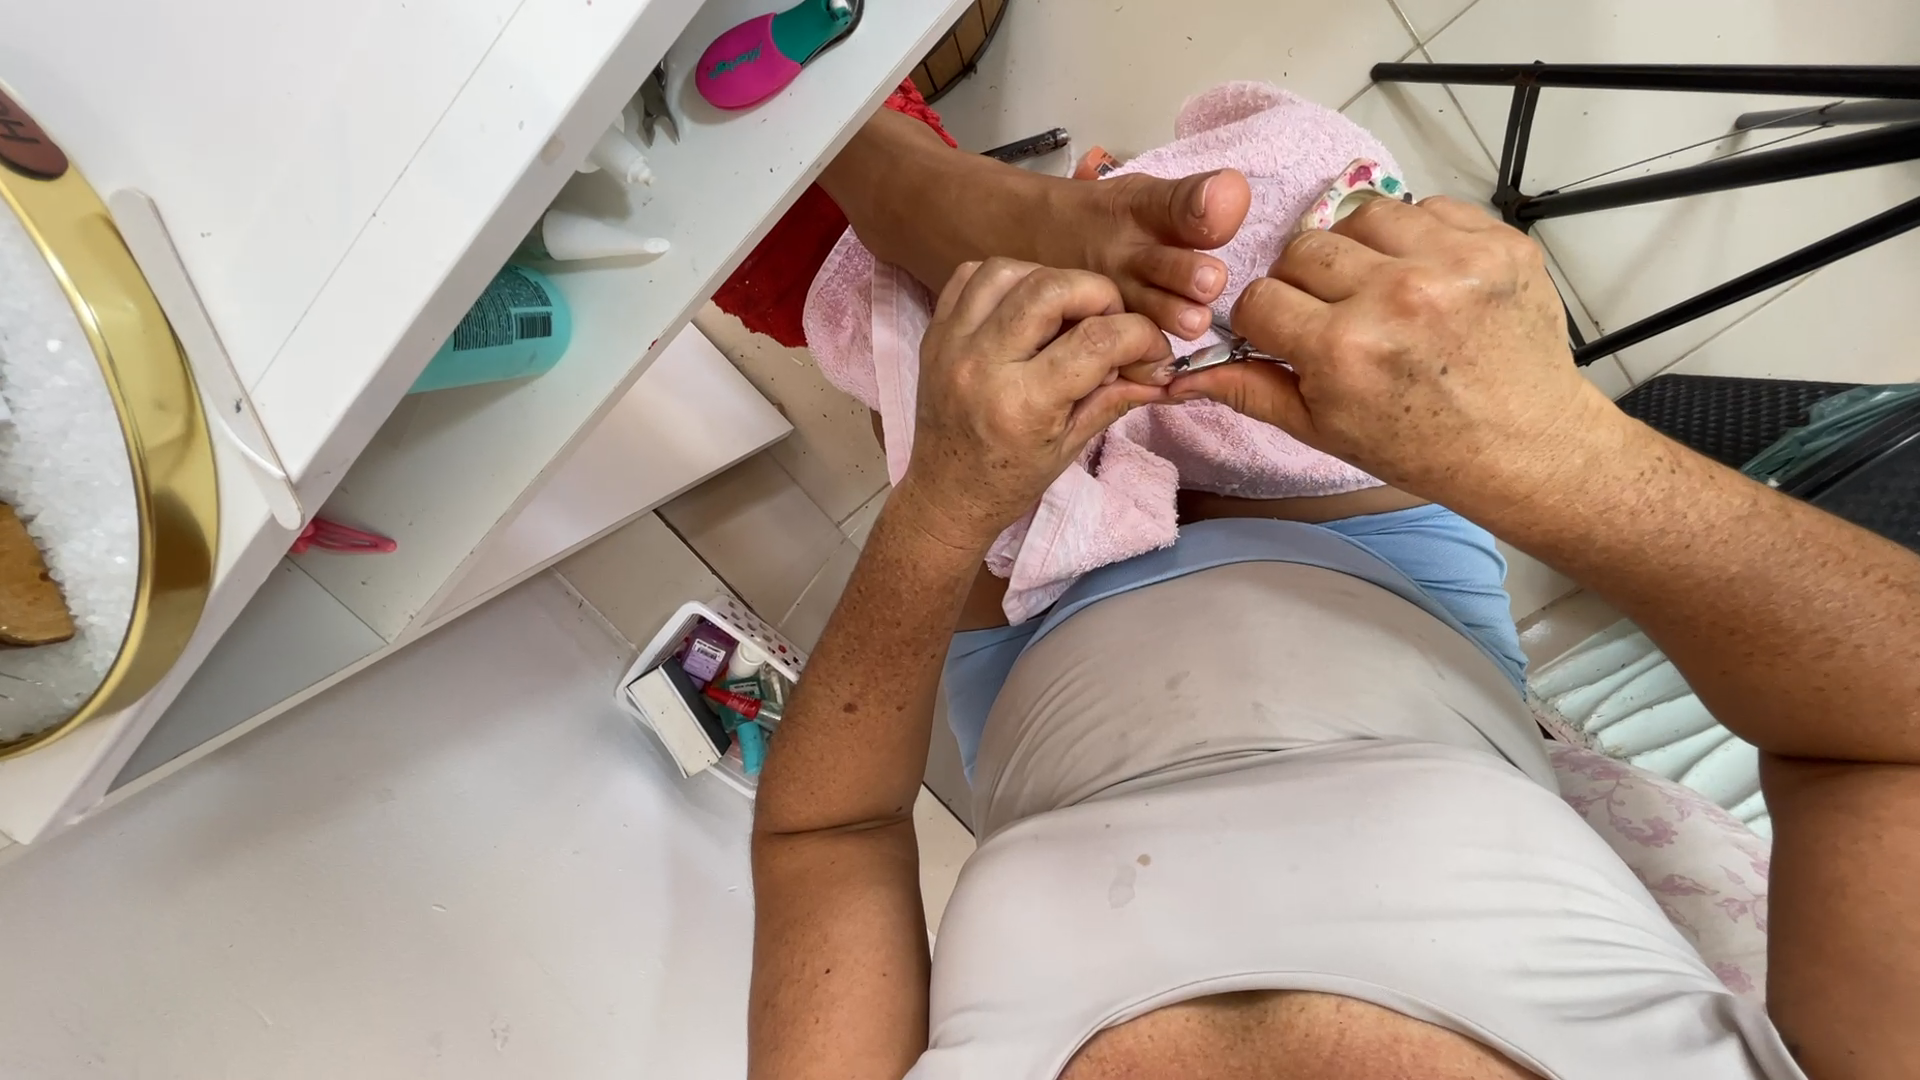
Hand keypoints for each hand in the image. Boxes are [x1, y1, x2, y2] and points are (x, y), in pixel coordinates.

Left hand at [896, 258, 1172, 550]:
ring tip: (1067, 311)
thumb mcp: (1070, 446)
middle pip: (1052, 288)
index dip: (1140, 336)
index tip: (1152, 350)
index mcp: (1022, 405)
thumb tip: (1162, 367)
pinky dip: (1006, 279)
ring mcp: (952, 346)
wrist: (946, 493)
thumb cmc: (1010, 479)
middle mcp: (983, 367)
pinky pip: (970, 276)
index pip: (1097, 341)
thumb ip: (1115, 398)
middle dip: (1099, 294)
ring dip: (1050, 280)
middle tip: (1110, 321)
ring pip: (1009, 270)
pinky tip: (1024, 304)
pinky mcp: (934, 335)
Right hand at [1169, 196, 1612, 507]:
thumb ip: (1247, 390)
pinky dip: (1409, 237)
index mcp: (1341, 349)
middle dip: (1302, 284)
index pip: (1258, 300)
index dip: (1261, 321)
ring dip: (1352, 251)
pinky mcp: (1496, 242)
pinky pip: (1423, 207)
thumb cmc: (1411, 444)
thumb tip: (1179, 378)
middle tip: (1328, 315)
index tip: (1282, 337)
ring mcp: (1450, 263)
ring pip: (1357, 215)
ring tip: (1371, 289)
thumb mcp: (1316, 427)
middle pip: (1301, 249)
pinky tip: (1417, 278)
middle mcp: (1392, 296)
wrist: (1517, 444)